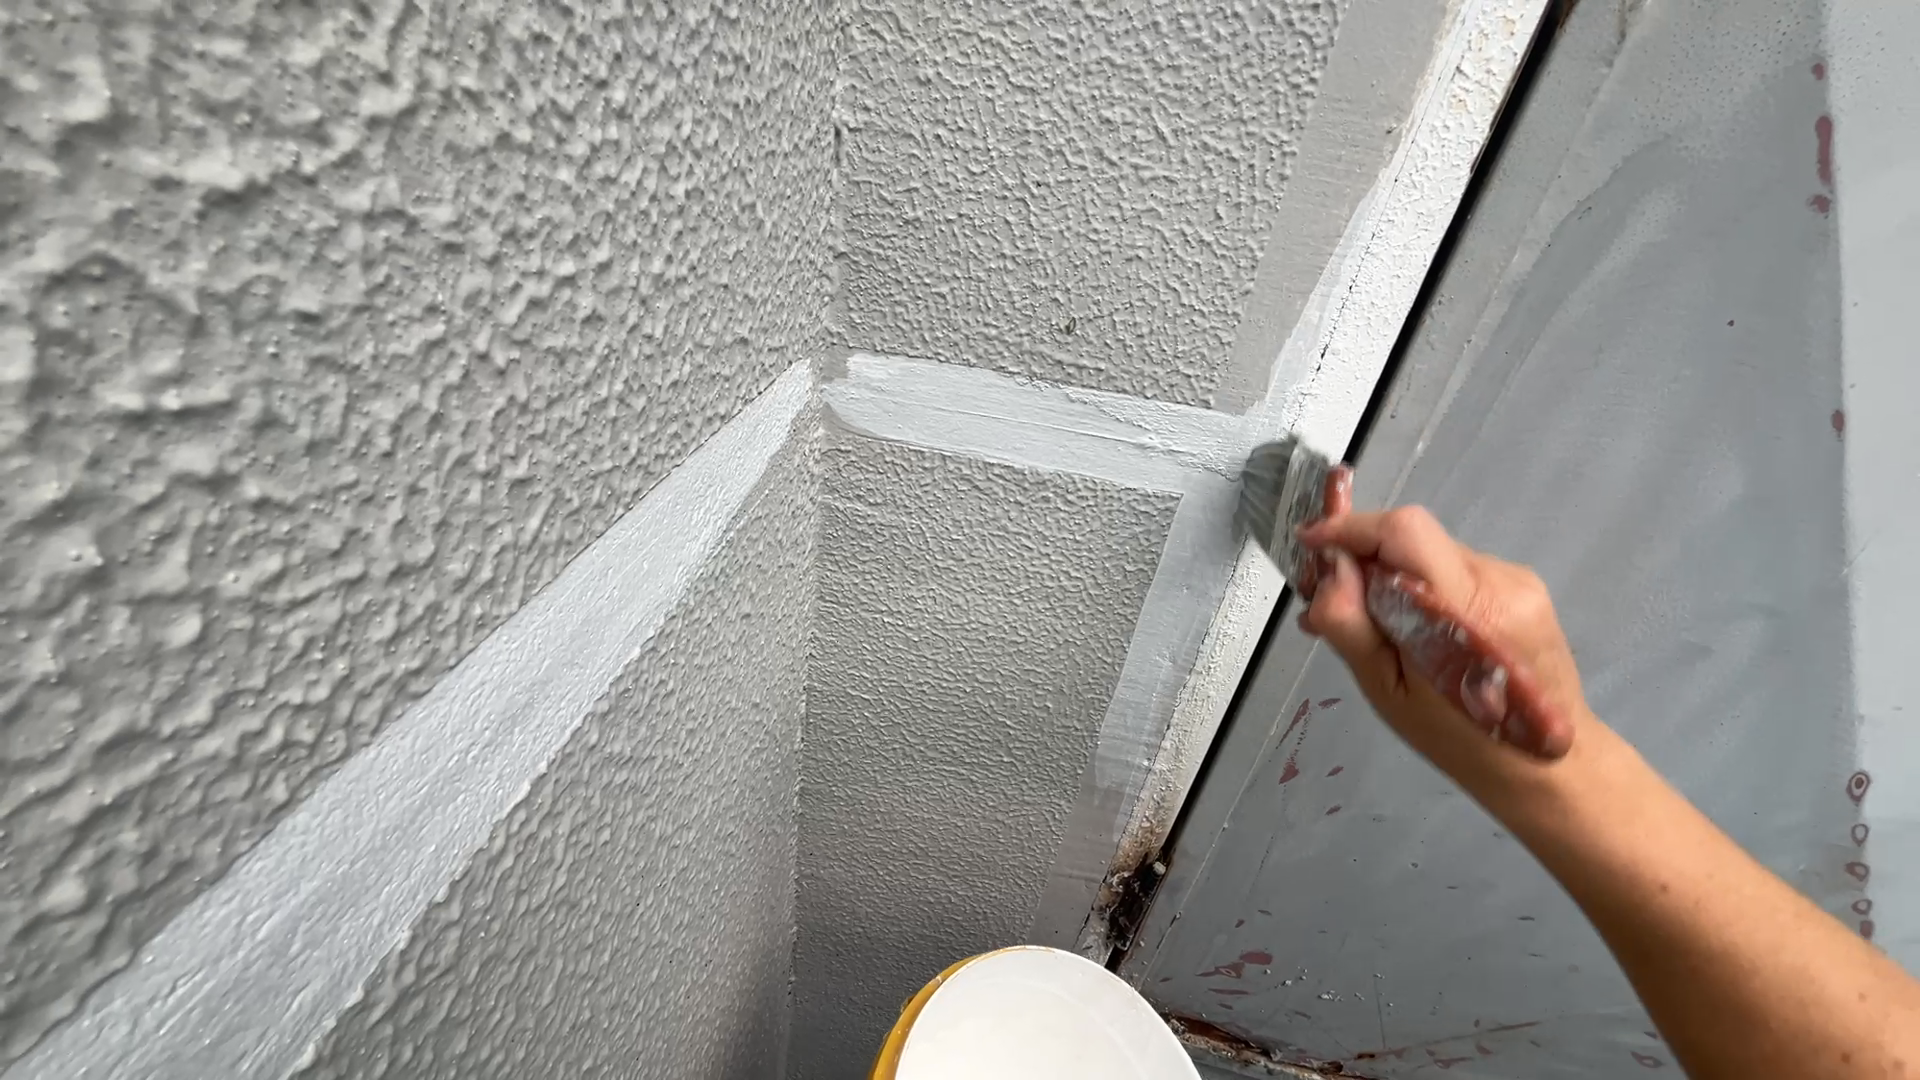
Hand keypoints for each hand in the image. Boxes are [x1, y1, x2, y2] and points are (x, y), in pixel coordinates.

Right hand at [1296, 507, 1597, 789]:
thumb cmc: (1459, 737)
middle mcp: (1498, 582)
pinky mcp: (1519, 583)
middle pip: (1410, 537)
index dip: (1350, 528)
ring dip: (1385, 572)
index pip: (1403, 532)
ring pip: (1426, 551)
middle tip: (1324, 594)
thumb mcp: (1386, 689)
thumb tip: (1329, 571)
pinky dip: (1413, 582)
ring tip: (1363, 619)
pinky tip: (1404, 620)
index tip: (1311, 543)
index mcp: (1466, 611)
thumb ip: (1352, 624)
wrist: (1549, 761)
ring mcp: (1515, 579)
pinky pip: (1447, 565)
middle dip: (1359, 554)